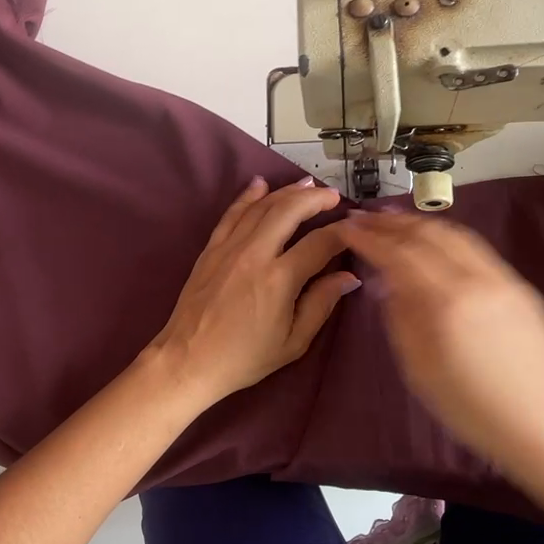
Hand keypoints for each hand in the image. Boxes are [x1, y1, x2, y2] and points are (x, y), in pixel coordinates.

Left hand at [143, 176, 355, 405]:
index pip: (319, 244)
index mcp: (279, 279)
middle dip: (314, 199)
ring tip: (306, 185)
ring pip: (260, 207)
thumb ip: (321, 304)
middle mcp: (255, 254)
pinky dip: (247, 197)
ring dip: (285, 192)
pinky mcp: (210, 249)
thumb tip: (348, 277)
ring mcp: (229, 248)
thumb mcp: (293, 342)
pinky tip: (260, 184)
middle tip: (332, 196)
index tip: (354, 229)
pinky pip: (231, 214)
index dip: (341, 233)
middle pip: (288, 211)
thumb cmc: (244, 357)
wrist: (189, 358)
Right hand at [338, 212, 543, 469]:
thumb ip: (399, 319)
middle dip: (390, 223)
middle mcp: (474, 280)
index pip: (398, 253)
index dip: (368, 237)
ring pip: (454, 234)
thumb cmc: (474, 410)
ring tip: (392, 221)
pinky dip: (445, 235)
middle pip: (425, 234)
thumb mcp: (419, 370)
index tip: (345, 227)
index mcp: (445, 303)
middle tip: (363, 218)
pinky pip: (475, 248)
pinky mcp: (519, 286)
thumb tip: (386, 283)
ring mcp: (502, 279)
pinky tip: (432, 241)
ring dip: (418, 223)